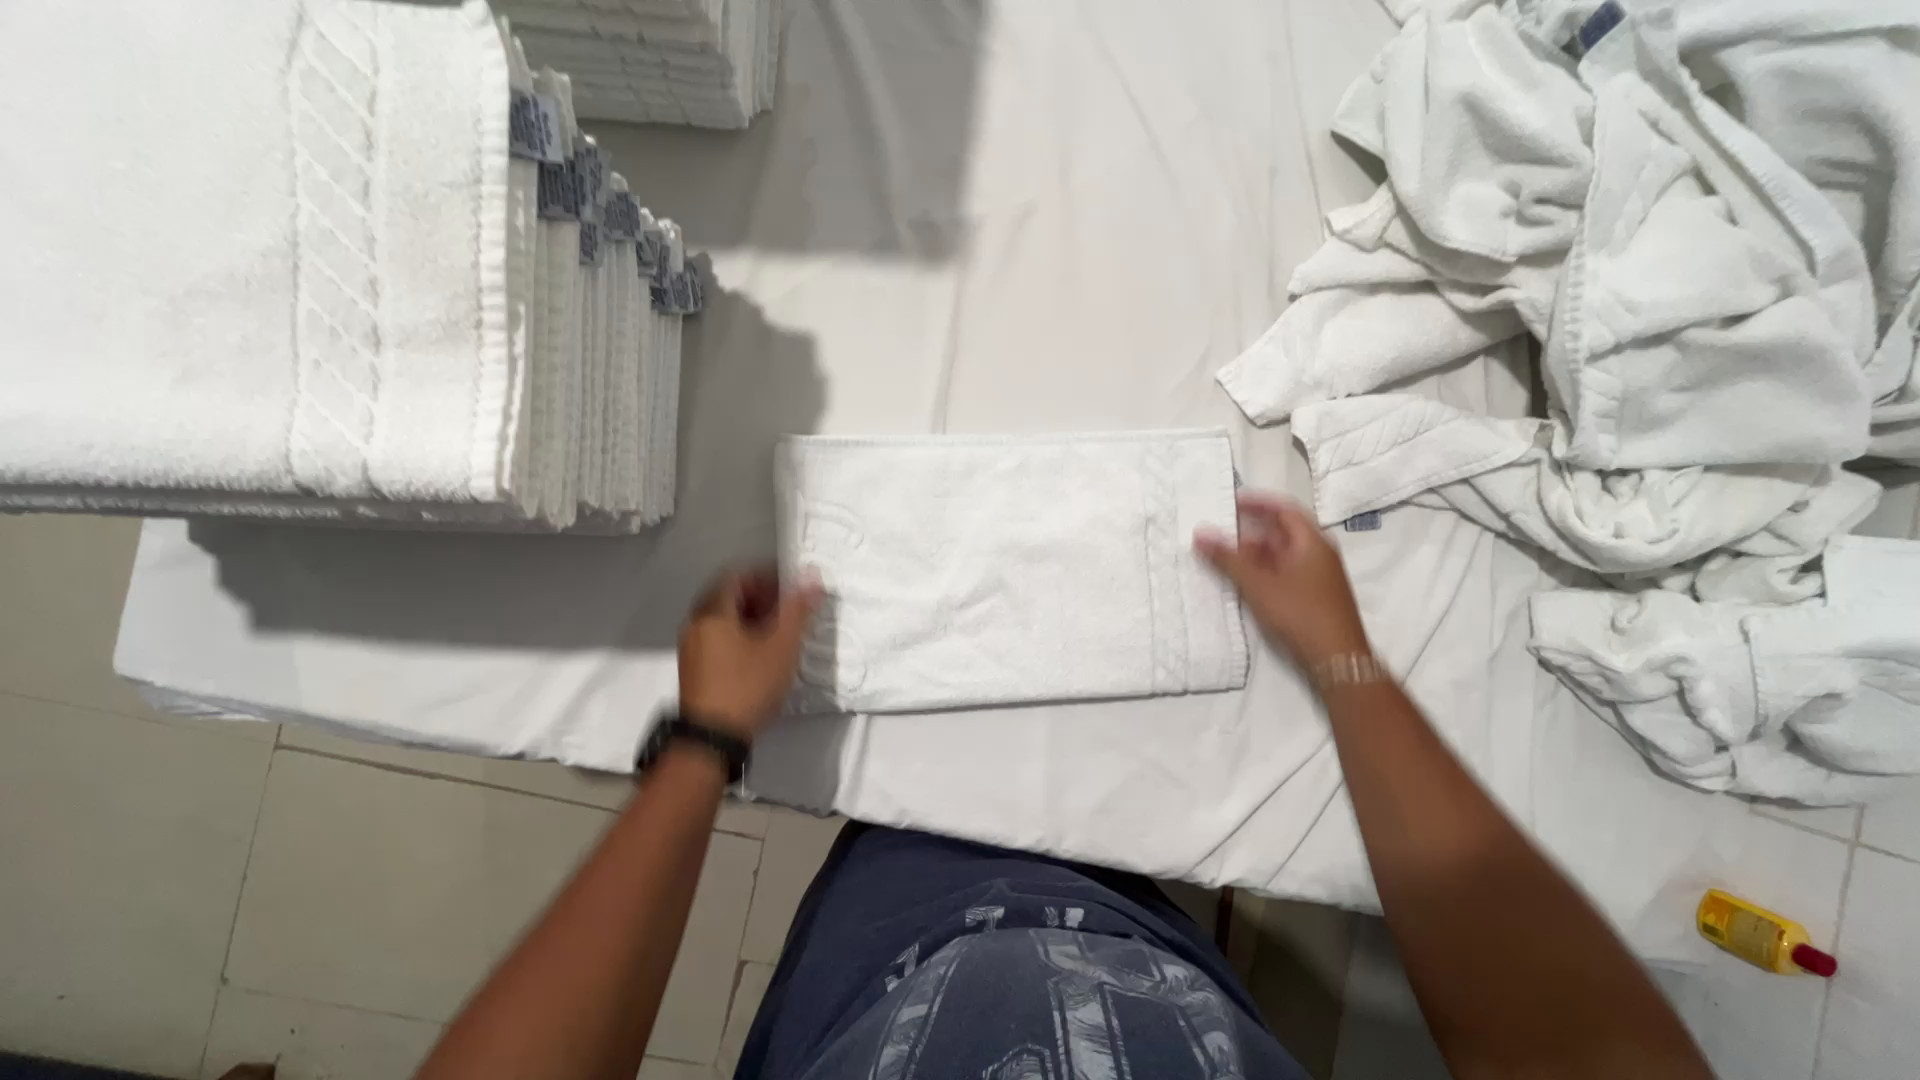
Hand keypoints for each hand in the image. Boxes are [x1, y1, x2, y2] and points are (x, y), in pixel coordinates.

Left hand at [678, 566, 822, 738]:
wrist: (711, 739)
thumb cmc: (748, 686)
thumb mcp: (781, 647)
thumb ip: (797, 610)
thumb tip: (811, 576)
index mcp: (712, 612)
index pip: (736, 575)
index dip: (766, 576)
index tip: (790, 589)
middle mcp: (696, 624)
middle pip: (728, 596)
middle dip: (761, 597)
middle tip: (788, 611)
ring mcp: (691, 647)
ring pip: (723, 619)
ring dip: (752, 618)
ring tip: (779, 634)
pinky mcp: (694, 669)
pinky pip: (717, 638)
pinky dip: (739, 636)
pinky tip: (760, 656)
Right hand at [1194, 492, 1371, 672]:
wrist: (1337, 659)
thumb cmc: (1299, 613)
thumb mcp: (1258, 584)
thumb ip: (1227, 559)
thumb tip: (1199, 533)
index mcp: (1312, 542)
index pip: (1283, 509)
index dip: (1257, 503)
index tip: (1231, 502)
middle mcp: (1319, 554)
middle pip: (1282, 532)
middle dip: (1250, 531)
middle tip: (1221, 532)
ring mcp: (1319, 576)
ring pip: (1282, 555)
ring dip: (1255, 554)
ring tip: (1225, 558)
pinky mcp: (1314, 597)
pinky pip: (1286, 573)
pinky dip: (1264, 571)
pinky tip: (1244, 583)